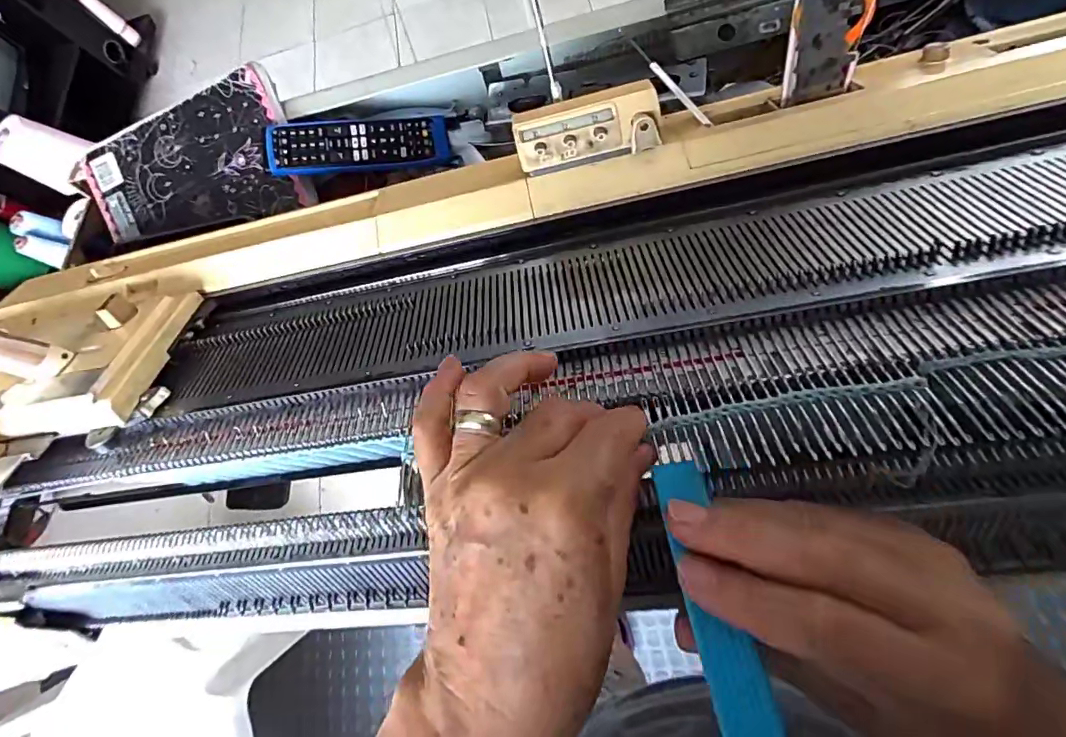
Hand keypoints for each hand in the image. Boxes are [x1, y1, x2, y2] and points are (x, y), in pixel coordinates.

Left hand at [381, 353, 654, 736]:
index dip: (630, 424)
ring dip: (518, 370)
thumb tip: (634, 451)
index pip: (607, 432)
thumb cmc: (550, 659)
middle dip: (592, 414)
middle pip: (560, 412)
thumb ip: (619, 496)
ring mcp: (466, 480)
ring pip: (493, 395)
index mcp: (563, 506)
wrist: (484, 699)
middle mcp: (509, 480)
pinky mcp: (438, 491)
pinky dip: (438, 389)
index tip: (637, 427)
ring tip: (542, 366)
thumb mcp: (608, 577)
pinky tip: (455, 368)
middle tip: (606, 429)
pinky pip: (429, 424)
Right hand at [666, 499, 1065, 736]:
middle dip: (744, 533)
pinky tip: (741, 514)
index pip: (828, 622)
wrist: (1022, 704)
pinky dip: (779, 514)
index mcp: (940, 673)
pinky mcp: (913, 530)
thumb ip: (781, 658)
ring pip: (827, 522)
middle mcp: (942, 602)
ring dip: (753, 514)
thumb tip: (697, 619)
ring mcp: (931, 555)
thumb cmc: (929, 726)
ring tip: (698, 512)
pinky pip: (833, 514)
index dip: (751, 596)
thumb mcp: (862, 714)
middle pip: (828, 552)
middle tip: (680, 518)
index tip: (688, 575)